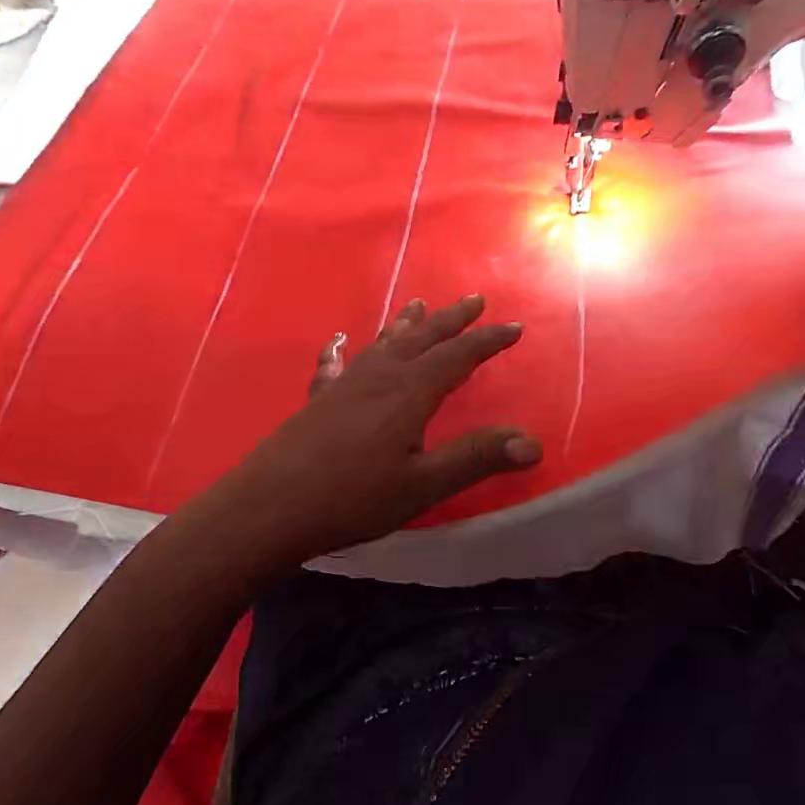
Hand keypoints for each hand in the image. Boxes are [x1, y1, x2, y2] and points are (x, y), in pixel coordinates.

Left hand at [179, 294, 540, 571]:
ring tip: (418, 306)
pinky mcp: (317, 400)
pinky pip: (333, 365)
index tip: (514, 327)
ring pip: (381, 344)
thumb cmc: (353, 498)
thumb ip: (474, 459)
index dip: (486, 341)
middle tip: (473, 300)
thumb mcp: (422, 485)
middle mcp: (377, 378)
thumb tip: (531, 441)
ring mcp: (343, 385)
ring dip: (404, 325)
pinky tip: (338, 341)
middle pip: (420, 339)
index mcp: (408, 393)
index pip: (457, 356)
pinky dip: (340, 350)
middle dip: (450, 320)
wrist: (273, 504)